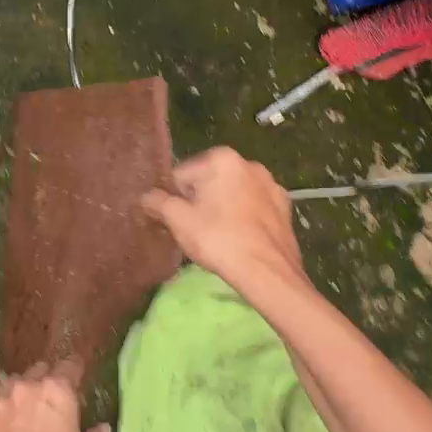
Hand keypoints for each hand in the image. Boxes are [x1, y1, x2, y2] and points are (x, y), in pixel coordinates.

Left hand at [0, 359, 110, 431]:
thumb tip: (102, 429)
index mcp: (60, 395)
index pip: (70, 367)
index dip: (76, 370)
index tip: (79, 374)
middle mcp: (30, 388)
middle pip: (42, 372)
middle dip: (50, 381)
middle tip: (56, 401)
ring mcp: (3, 400)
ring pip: (16, 379)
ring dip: (25, 386)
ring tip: (30, 400)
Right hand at [140, 147, 310, 298]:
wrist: (268, 273)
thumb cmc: (218, 239)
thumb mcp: (178, 220)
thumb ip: (157, 202)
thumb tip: (145, 196)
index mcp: (221, 158)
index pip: (182, 175)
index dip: (174, 198)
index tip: (175, 219)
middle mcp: (248, 163)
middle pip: (208, 181)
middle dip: (199, 201)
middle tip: (194, 229)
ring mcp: (271, 185)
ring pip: (232, 194)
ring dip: (222, 208)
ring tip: (217, 237)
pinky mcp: (285, 208)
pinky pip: (253, 207)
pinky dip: (244, 218)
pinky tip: (239, 238)